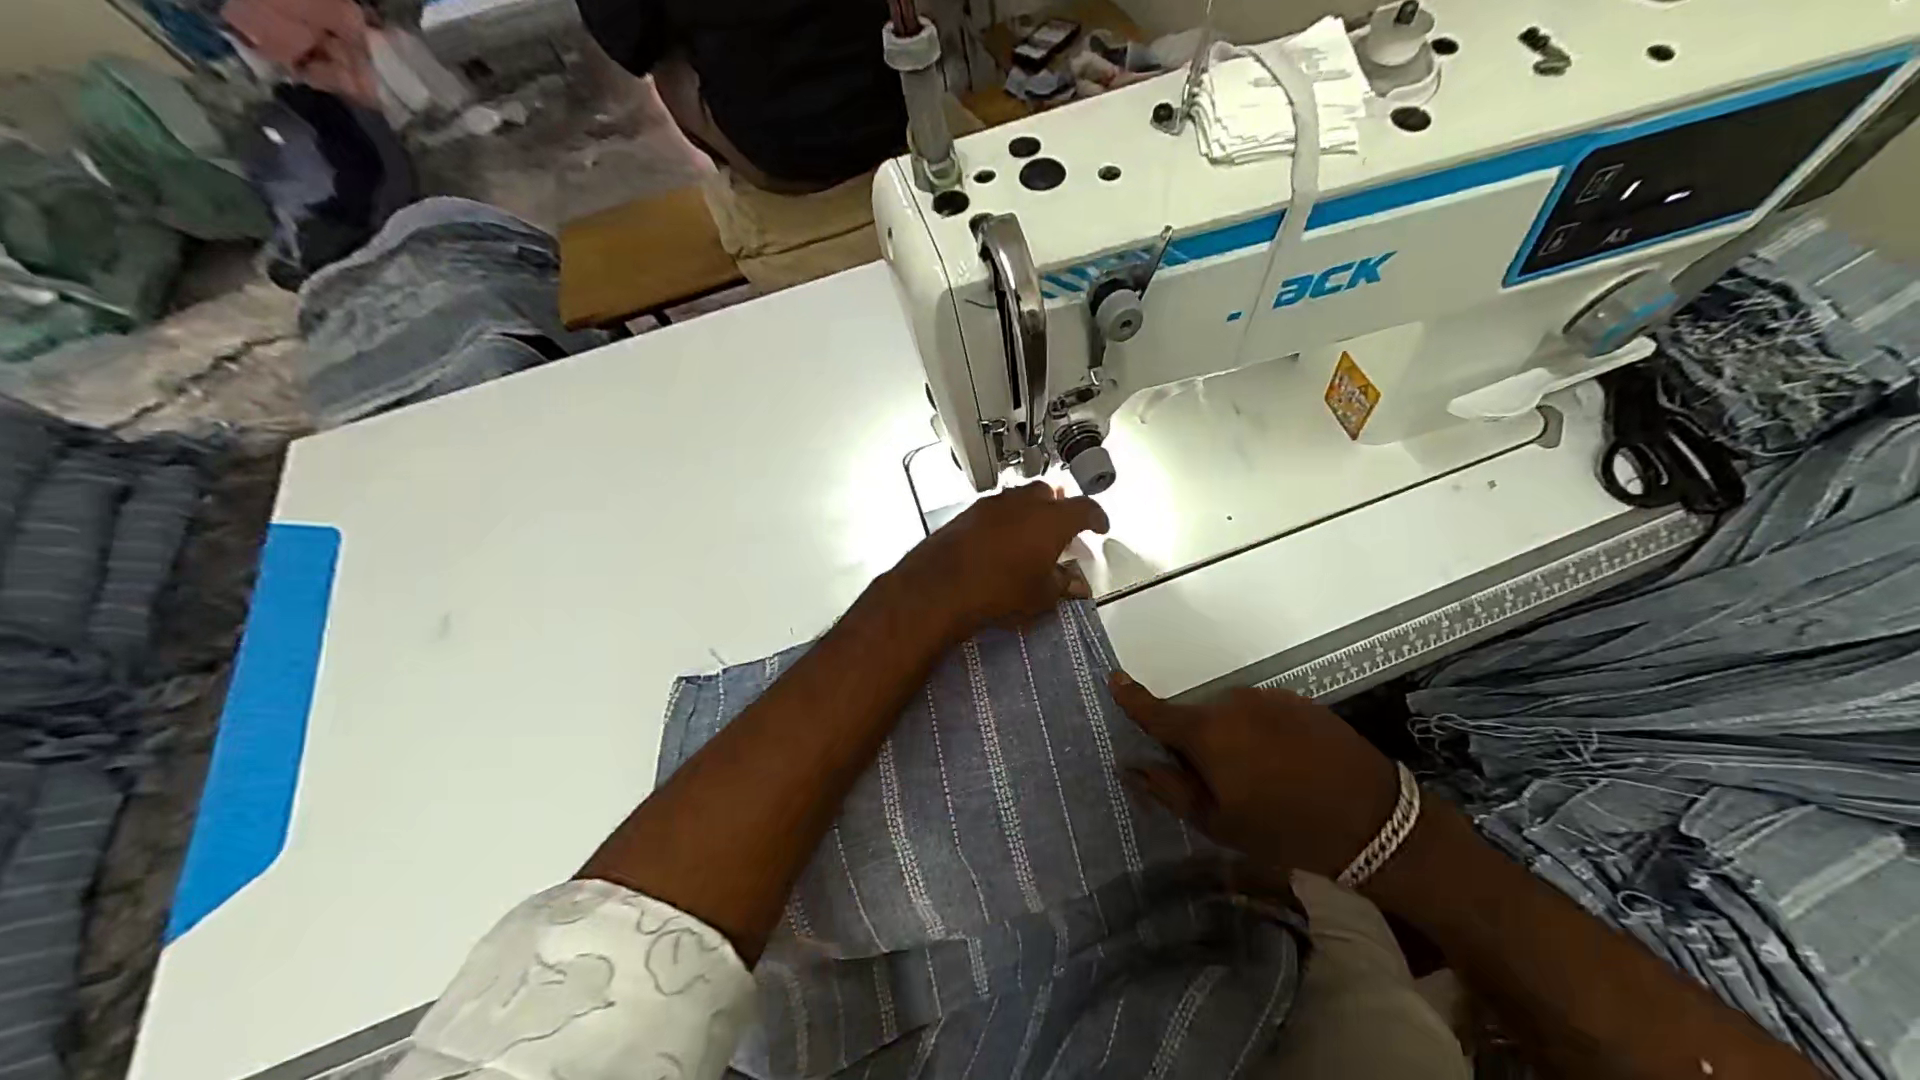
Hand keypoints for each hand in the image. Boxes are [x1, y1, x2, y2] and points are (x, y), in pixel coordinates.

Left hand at [889, 482, 1108, 640]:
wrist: (941, 586)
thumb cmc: (1001, 590)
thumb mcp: (1041, 595)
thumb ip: (1063, 585)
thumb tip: (1076, 584)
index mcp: (1051, 519)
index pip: (1085, 508)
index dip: (1096, 517)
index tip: (1099, 526)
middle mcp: (1023, 502)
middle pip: (1048, 494)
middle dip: (1058, 508)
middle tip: (1061, 529)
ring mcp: (992, 504)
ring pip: (1018, 498)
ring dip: (1028, 512)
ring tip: (1030, 535)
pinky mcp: (966, 514)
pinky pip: (995, 510)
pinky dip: (1004, 520)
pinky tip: (1000, 541)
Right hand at [1109, 673, 1398, 879]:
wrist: (1375, 820)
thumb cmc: (1286, 828)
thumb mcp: (1219, 822)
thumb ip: (1168, 789)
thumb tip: (1130, 765)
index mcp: (1206, 732)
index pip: (1155, 710)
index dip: (1130, 696)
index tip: (1113, 679)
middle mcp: (1231, 702)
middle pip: (1194, 717)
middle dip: (1194, 741)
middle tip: (1215, 781)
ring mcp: (1267, 697)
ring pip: (1228, 714)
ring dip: (1230, 737)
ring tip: (1258, 777)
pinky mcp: (1297, 700)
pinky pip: (1260, 712)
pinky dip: (1259, 732)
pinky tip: (1284, 764)